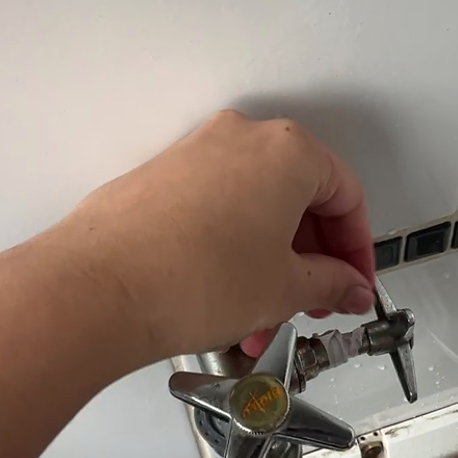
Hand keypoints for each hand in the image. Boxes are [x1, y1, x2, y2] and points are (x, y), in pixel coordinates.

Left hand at [47, 110, 375, 364]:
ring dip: (270, 265)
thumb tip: (344, 285)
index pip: (346, 195)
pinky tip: (229, 298)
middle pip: (299, 200)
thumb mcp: (285, 288)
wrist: (99, 290)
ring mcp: (196, 154)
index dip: (357, 249)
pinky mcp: (162, 179)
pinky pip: (217, 210)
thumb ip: (331, 283)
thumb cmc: (188, 278)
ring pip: (255, 209)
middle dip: (311, 261)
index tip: (354, 283)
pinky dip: (234, 250)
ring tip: (263, 318)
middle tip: (315, 301)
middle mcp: (240, 139)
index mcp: (287, 150)